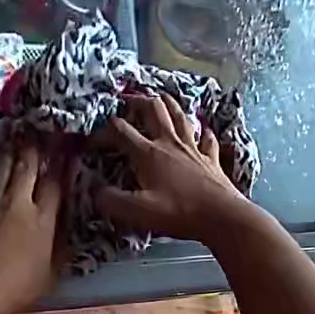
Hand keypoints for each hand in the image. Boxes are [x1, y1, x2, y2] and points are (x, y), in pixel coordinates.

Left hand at [0, 142, 65, 313]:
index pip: (55, 185)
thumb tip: (68, 239)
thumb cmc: (16, 288)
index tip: (68, 148)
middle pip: (28, 168)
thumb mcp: (49, 275)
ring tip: (16, 138)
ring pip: (5, 171)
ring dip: (12, 154)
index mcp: (43, 220)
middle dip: (35, 148)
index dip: (63, 165)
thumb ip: (59, 254)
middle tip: (40, 130)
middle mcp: (19, 205)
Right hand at [99, 93, 255, 241]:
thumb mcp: (137, 211)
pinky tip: (202, 130)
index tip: (93, 141)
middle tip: (128, 102)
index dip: (103, 132)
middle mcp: (170, 143)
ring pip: (180, 116)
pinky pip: (206, 138)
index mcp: (148, 153)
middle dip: (138, 102)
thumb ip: (112, 201)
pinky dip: (202, 132)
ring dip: (168, 104)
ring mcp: (193, 148)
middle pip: (153, 110)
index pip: (121, 131)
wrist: (221, 216)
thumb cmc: (178, 212)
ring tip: (161, 98)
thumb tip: (97, 191)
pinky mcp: (211, 158)